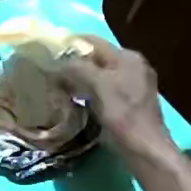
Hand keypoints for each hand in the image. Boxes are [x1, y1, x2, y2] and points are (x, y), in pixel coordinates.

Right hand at [59, 35, 174, 160]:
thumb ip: (78, 68)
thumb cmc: (122, 115)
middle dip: (72, 63)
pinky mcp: (127, 102)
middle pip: (95, 58)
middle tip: (48, 71)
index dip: (69, 45)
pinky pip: (101, 89)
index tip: (46, 52)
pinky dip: (86, 91)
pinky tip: (73, 99)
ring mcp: (131, 84)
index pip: (93, 42)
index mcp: (127, 57)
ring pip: (97, 74)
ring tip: (56, 85)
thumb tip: (56, 62)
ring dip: (77, 78)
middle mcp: (131, 66)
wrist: (144, 148)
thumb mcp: (99, 86)